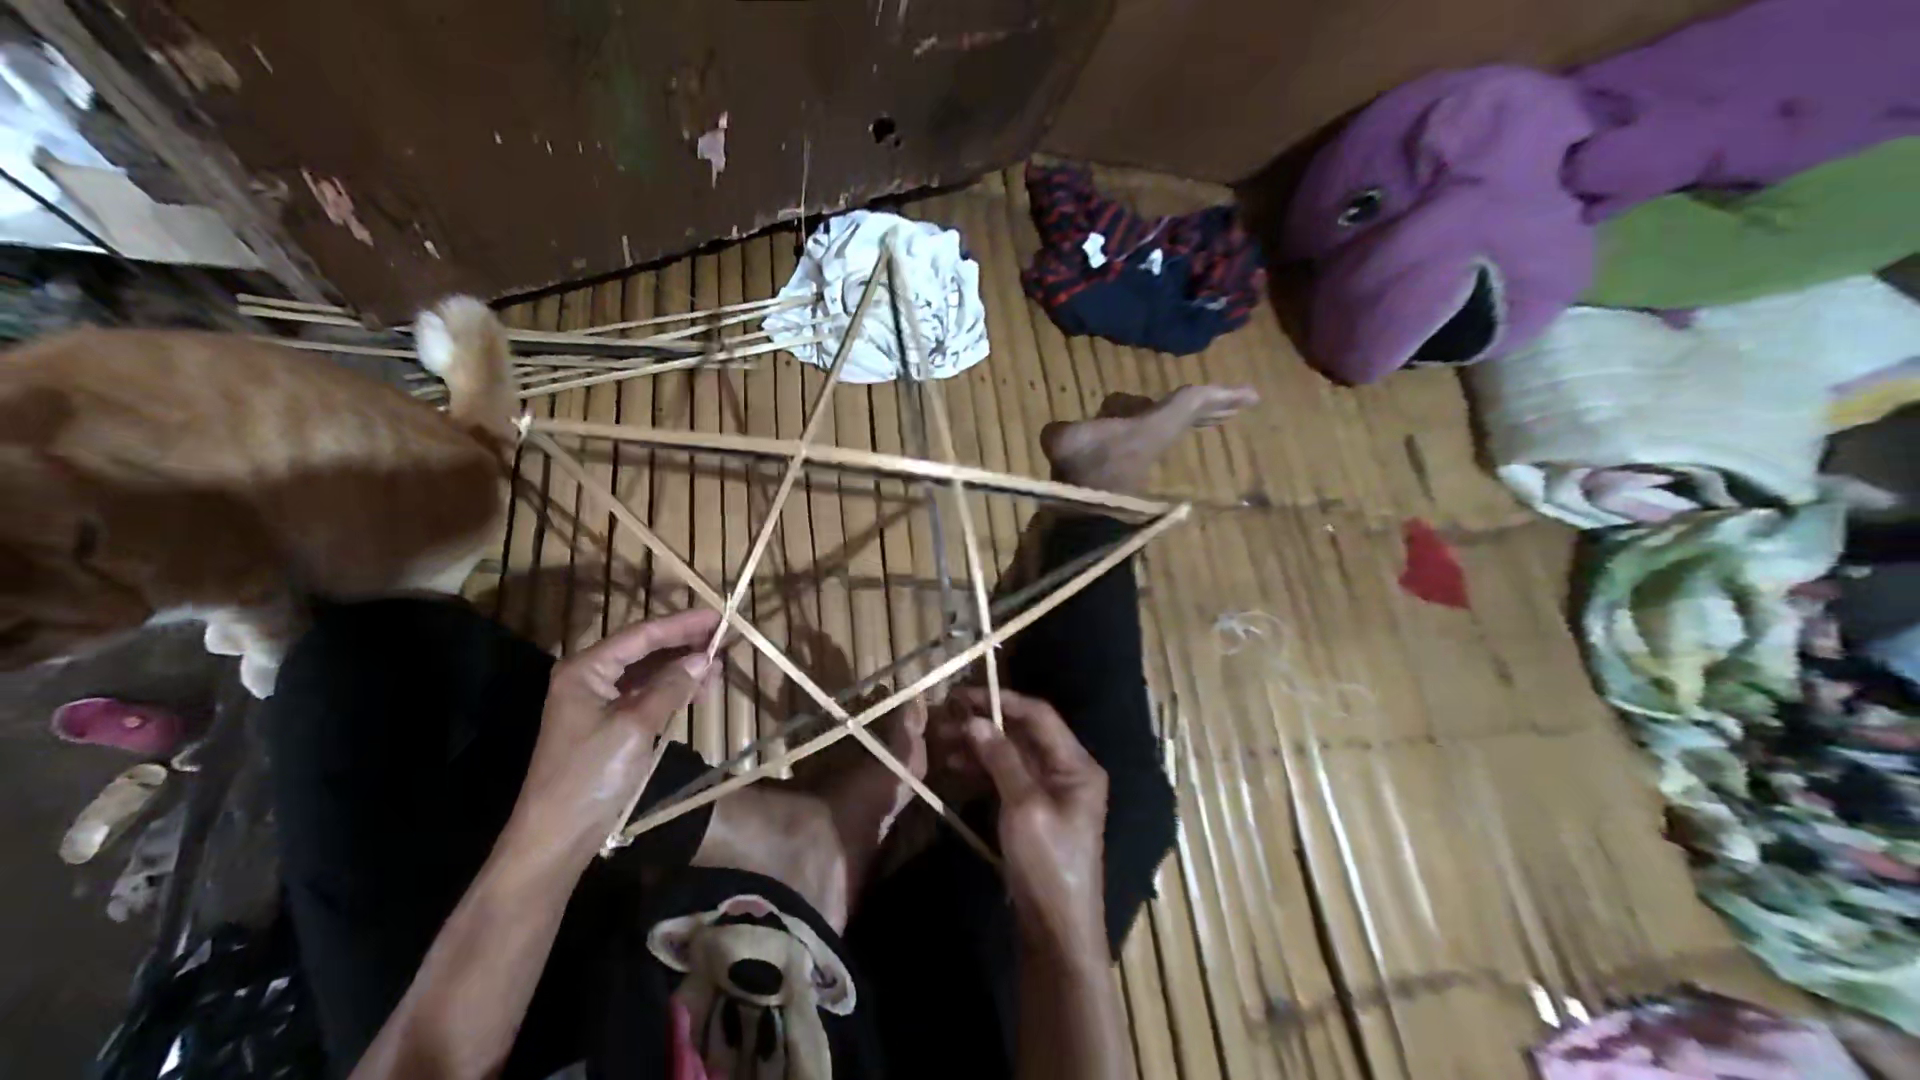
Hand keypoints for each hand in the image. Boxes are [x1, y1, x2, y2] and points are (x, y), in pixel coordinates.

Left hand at [503, 609, 720, 866]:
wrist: (557, 837)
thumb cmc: (591, 775)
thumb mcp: (635, 726)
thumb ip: (670, 687)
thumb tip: (704, 658)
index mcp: (586, 670)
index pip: (640, 635)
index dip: (681, 624)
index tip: (717, 617)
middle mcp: (589, 679)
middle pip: (643, 650)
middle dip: (684, 643)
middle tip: (724, 637)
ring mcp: (598, 703)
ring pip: (647, 673)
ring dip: (682, 668)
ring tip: (718, 665)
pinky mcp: (608, 726)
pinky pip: (645, 696)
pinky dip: (672, 690)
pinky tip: (697, 690)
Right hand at [952, 687, 1108, 954]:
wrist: (1057, 931)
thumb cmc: (1048, 864)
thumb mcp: (1025, 808)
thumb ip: (1002, 760)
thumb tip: (975, 720)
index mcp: (1076, 764)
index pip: (1038, 715)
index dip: (1001, 700)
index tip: (963, 695)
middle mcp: (1066, 770)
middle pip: (1023, 733)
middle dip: (984, 723)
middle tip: (943, 716)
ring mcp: (1049, 792)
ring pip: (1010, 754)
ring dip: (978, 745)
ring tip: (940, 740)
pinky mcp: (1032, 811)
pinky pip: (1005, 778)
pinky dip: (982, 769)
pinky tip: (953, 765)